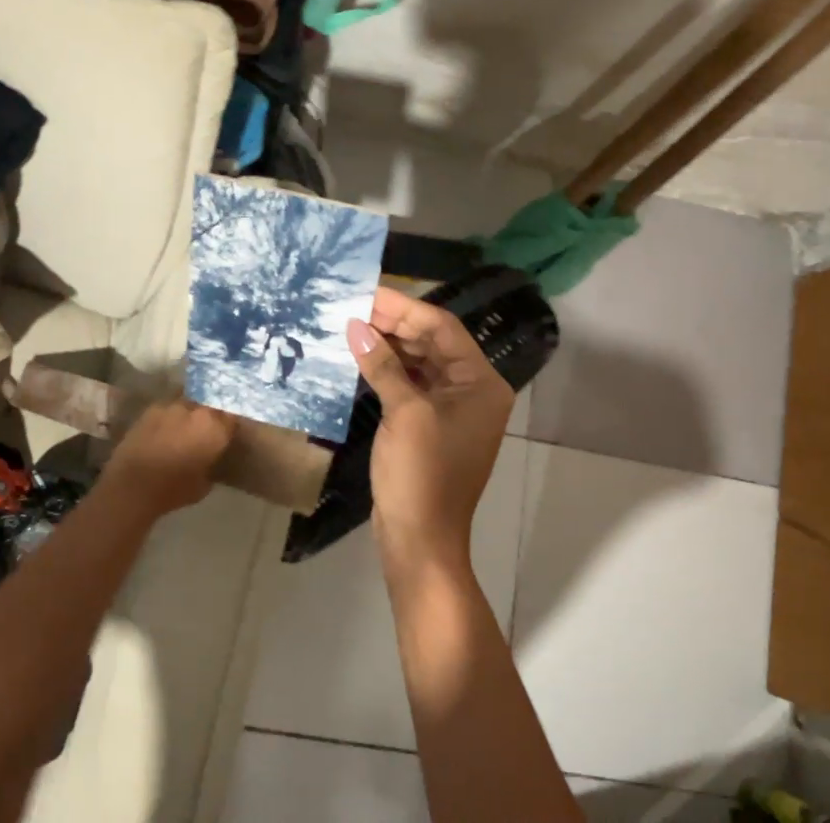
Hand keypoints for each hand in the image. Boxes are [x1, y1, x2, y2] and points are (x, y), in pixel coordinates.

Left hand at [100, 400, 233, 516]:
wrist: (132, 485)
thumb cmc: (173, 490)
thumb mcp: (204, 483)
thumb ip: (211, 462)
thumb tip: (209, 456)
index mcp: (215, 428)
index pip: (232, 415)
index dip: (230, 422)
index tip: (228, 430)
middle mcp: (197, 410)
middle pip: (211, 403)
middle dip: (211, 413)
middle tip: (208, 426)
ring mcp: (172, 406)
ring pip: (189, 402)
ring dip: (190, 411)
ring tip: (186, 425)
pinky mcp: (151, 408)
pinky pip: (168, 407)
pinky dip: (170, 415)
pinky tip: (166, 427)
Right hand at [347, 289, 513, 566]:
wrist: (421, 540)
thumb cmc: (421, 474)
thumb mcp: (404, 413)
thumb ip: (382, 364)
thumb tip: (356, 325)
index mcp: (480, 384)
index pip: (443, 328)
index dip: (404, 307)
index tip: (367, 290)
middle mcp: (472, 391)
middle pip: (432, 342)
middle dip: (393, 323)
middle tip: (351, 305)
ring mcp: (451, 410)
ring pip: (419, 363)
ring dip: (387, 345)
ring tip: (349, 325)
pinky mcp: (429, 426)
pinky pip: (410, 386)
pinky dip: (386, 370)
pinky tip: (358, 357)